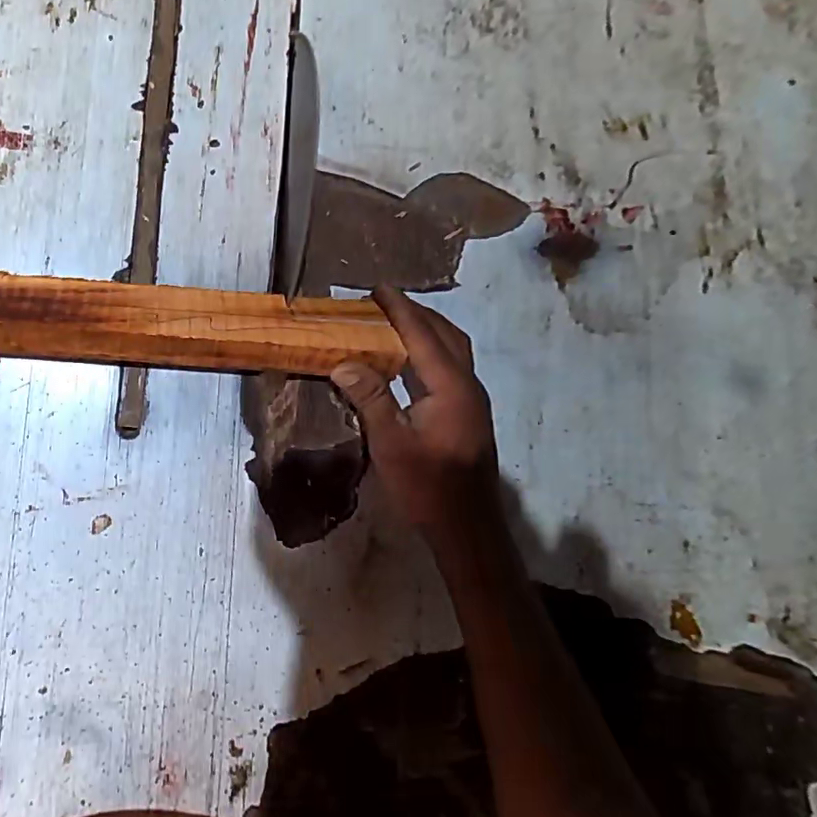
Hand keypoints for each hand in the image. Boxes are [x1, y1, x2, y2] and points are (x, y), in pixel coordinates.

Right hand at [330, 287, 499, 533]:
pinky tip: (407, 361)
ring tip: (393, 321)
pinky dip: (428, 351)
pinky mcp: (468, 412)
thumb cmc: (428, 487)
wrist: (467, 527)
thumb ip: (370, 398)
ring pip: (452, 349)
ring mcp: (472, 399)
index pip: (423, 335)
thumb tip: (343, 362)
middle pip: (445, 334)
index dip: (400, 309)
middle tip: (382, 301)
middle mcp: (468, 385)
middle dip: (415, 312)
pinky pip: (450, 365)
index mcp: (452, 386)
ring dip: (425, 329)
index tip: (378, 288)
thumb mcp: (391, 443)